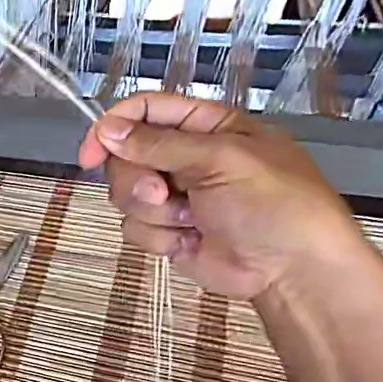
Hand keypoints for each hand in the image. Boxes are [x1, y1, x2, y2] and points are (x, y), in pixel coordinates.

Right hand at [76, 93, 367, 299]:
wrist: (290, 269)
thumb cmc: (274, 203)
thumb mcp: (221, 159)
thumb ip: (161, 144)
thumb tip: (109, 130)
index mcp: (205, 127)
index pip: (146, 112)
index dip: (113, 128)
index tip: (91, 153)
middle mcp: (186, 159)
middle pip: (126, 157)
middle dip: (137, 180)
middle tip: (162, 194)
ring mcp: (176, 198)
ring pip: (126, 196)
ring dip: (153, 212)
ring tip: (190, 221)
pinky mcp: (170, 233)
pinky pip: (136, 229)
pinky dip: (160, 238)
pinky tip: (190, 241)